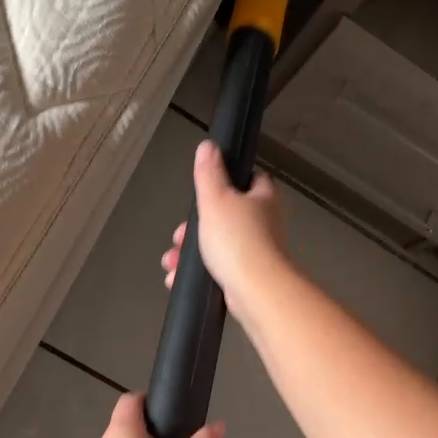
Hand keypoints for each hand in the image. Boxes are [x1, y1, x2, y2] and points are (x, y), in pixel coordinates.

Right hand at [160, 141, 288, 317]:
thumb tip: (209, 146)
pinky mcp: (246, 277)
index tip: (205, 188)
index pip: (251, 178)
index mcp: (263, 199)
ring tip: (172, 260)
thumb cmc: (237, 239)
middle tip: (179, 235)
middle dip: (195, 226)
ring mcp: (257, 253)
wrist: (254, 290)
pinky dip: (197, 272)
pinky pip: (217, 269)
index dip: (229, 179)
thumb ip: (209, 173)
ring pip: (217, 245)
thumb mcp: (216, 199)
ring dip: (190, 252)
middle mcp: (265, 224)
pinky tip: (178, 278)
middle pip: (226, 216)